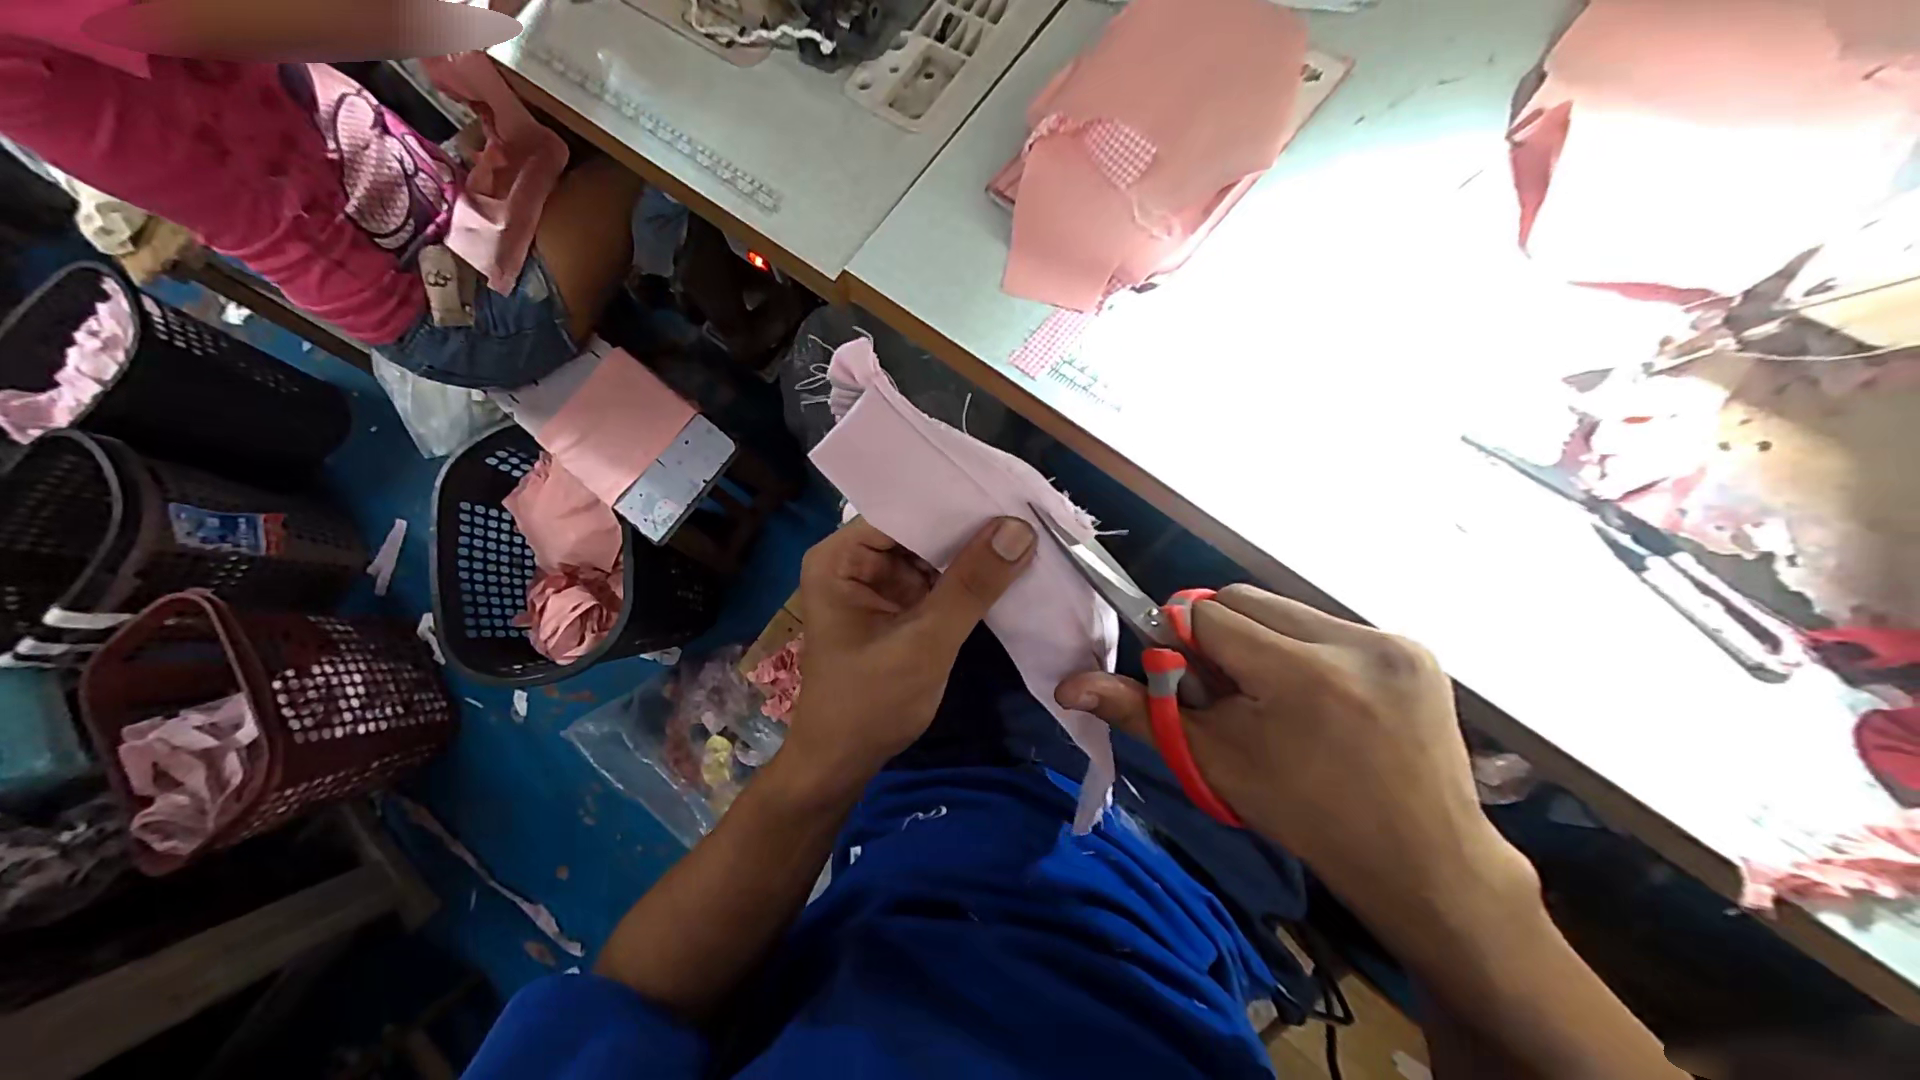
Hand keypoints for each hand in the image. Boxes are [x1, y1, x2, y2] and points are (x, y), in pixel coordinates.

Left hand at [785, 517, 1035, 787]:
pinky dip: (969, 577)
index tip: (1009, 494)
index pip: (902, 510)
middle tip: (1028, 510)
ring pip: (933, 552)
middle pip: (919, 527)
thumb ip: (970, 586)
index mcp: (840, 558)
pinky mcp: (898, 604)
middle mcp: (855, 560)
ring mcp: (878, 582)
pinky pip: (938, 578)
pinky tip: (1008, 565)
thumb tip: (1019, 529)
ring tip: (1028, 532)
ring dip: (974, 550)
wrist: (844, 763)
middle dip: (970, 525)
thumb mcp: (924, 643)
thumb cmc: (869, 705)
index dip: (954, 501)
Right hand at [1056, 585, 1533, 918]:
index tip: (1192, 683)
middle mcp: (1353, 643)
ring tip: (1279, 698)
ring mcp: (1392, 642)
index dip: (1185, 643)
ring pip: (1284, 608)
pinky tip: (1321, 698)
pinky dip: (1305, 649)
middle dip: (1221, 636)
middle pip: (1244, 598)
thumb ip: (1141, 712)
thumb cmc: (1304, 815)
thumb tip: (1069, 686)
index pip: (1208, 613)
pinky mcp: (1415, 649)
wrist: (1421, 860)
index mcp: (1300, 675)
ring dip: (1263, 640)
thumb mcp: (1213, 763)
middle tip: (1232, 693)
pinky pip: (1327, 625)